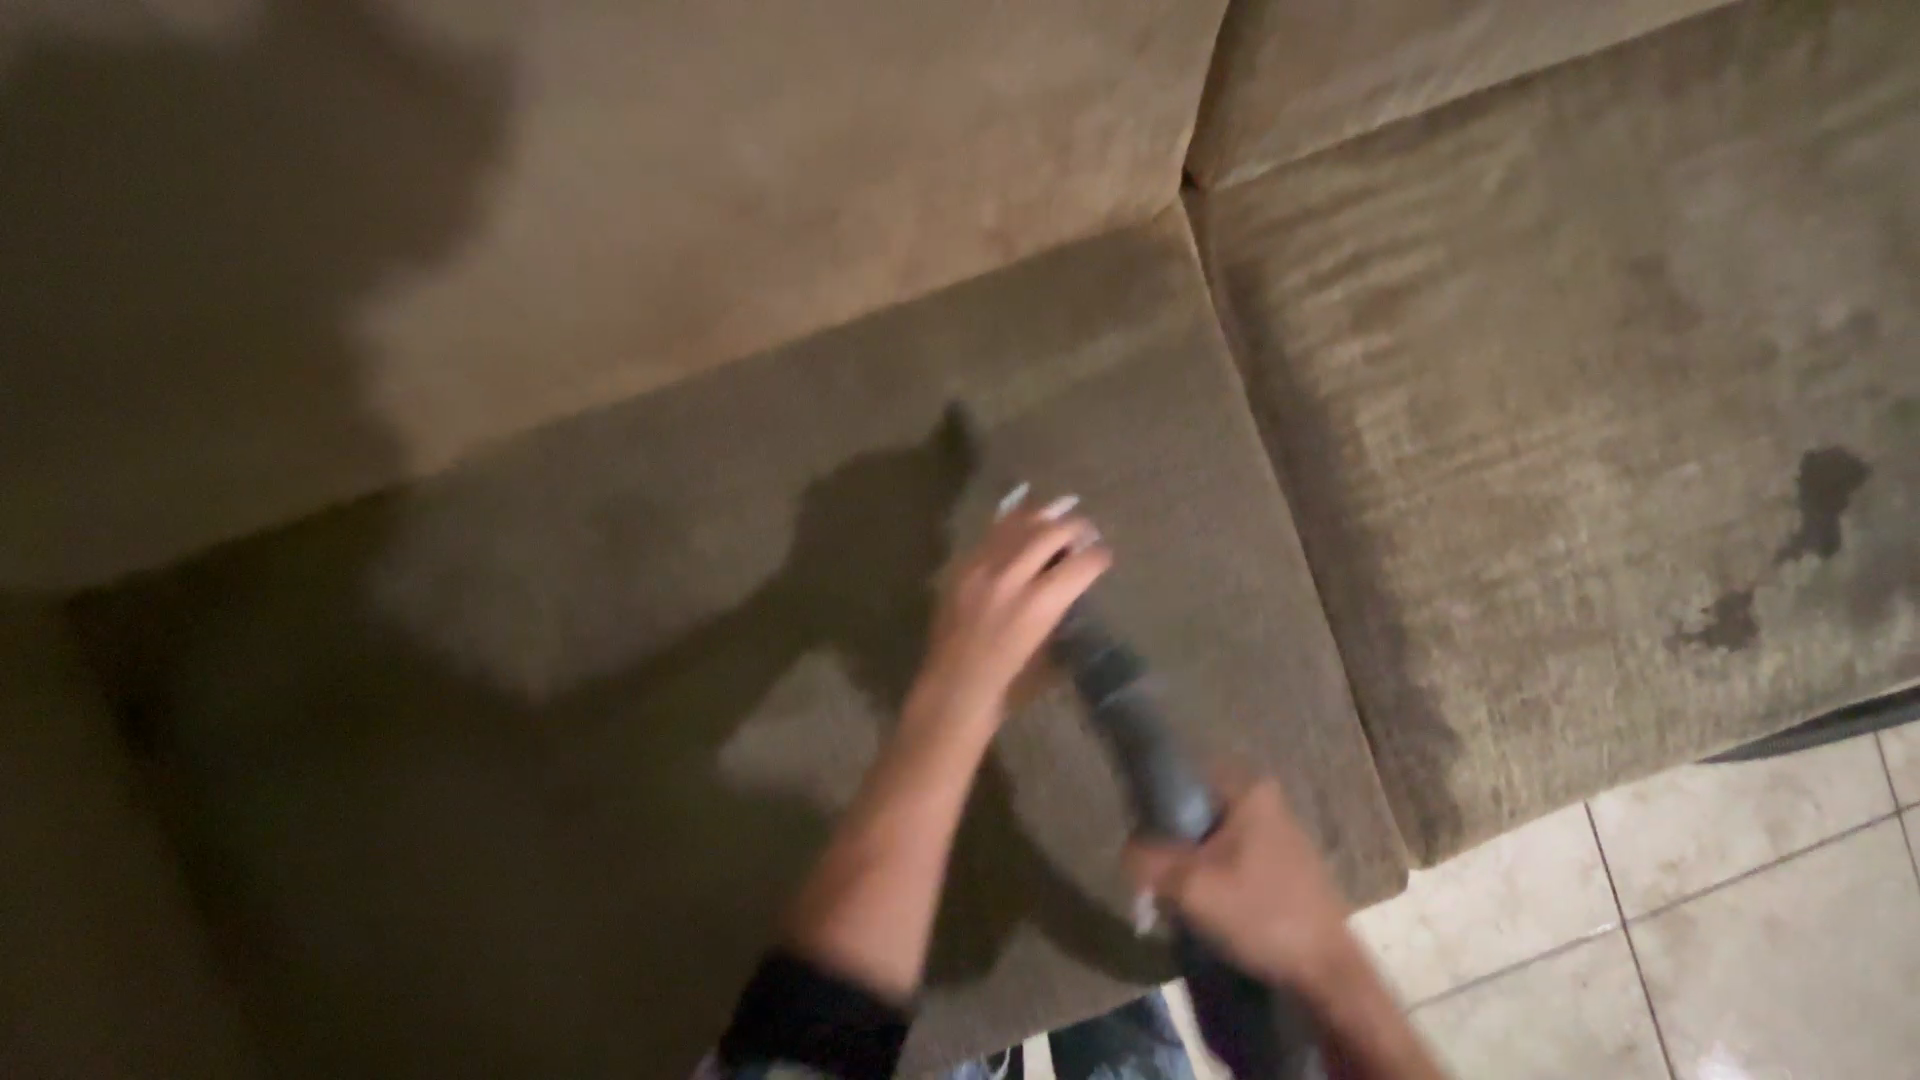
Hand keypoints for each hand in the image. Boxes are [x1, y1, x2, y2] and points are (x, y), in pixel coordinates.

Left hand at [905, 490, 1109, 735]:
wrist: (955, 686)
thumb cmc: (1010, 680)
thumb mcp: (1048, 645)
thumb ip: (1058, 606)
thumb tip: (1069, 578)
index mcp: (1040, 603)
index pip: (1082, 564)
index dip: (1099, 556)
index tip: (1103, 556)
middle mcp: (1012, 577)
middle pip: (1052, 532)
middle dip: (1075, 527)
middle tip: (1085, 529)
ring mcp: (983, 568)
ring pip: (1019, 525)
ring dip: (1043, 517)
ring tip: (1057, 514)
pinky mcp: (962, 567)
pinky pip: (991, 534)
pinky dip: (1011, 525)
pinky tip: (1023, 521)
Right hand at [1125, 778, 1353, 989]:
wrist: (1328, 974)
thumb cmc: (1260, 914)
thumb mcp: (1188, 885)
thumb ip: (1146, 859)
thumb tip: (1127, 851)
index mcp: (1249, 790)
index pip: (1185, 777)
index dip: (1156, 803)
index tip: (1142, 835)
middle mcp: (1269, 802)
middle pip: (1200, 810)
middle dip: (1175, 841)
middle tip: (1158, 872)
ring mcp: (1283, 835)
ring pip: (1217, 839)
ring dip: (1196, 864)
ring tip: (1181, 896)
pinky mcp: (1290, 869)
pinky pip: (1237, 861)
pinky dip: (1219, 879)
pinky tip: (1212, 910)